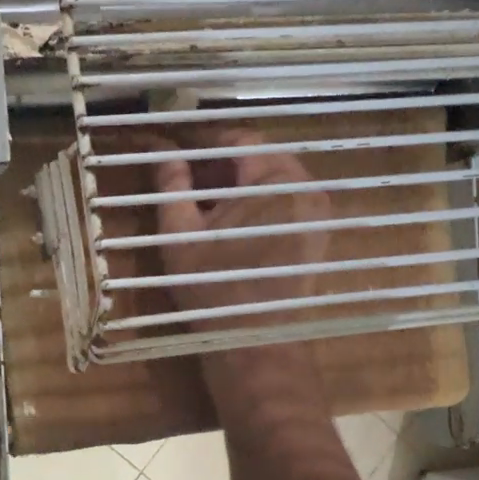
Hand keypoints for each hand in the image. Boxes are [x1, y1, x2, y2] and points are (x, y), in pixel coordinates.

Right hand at [151, 130, 331, 322]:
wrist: (252, 341)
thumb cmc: (211, 286)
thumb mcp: (179, 233)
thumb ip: (172, 185)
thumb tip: (163, 151)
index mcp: (276, 181)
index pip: (240, 138)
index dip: (204, 140)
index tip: (175, 147)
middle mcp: (305, 188)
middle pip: (259, 157)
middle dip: (219, 162)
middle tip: (183, 173)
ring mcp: (315, 212)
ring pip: (270, 179)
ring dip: (236, 182)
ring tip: (200, 198)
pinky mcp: (315, 233)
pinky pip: (282, 202)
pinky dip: (254, 202)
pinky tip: (225, 219)